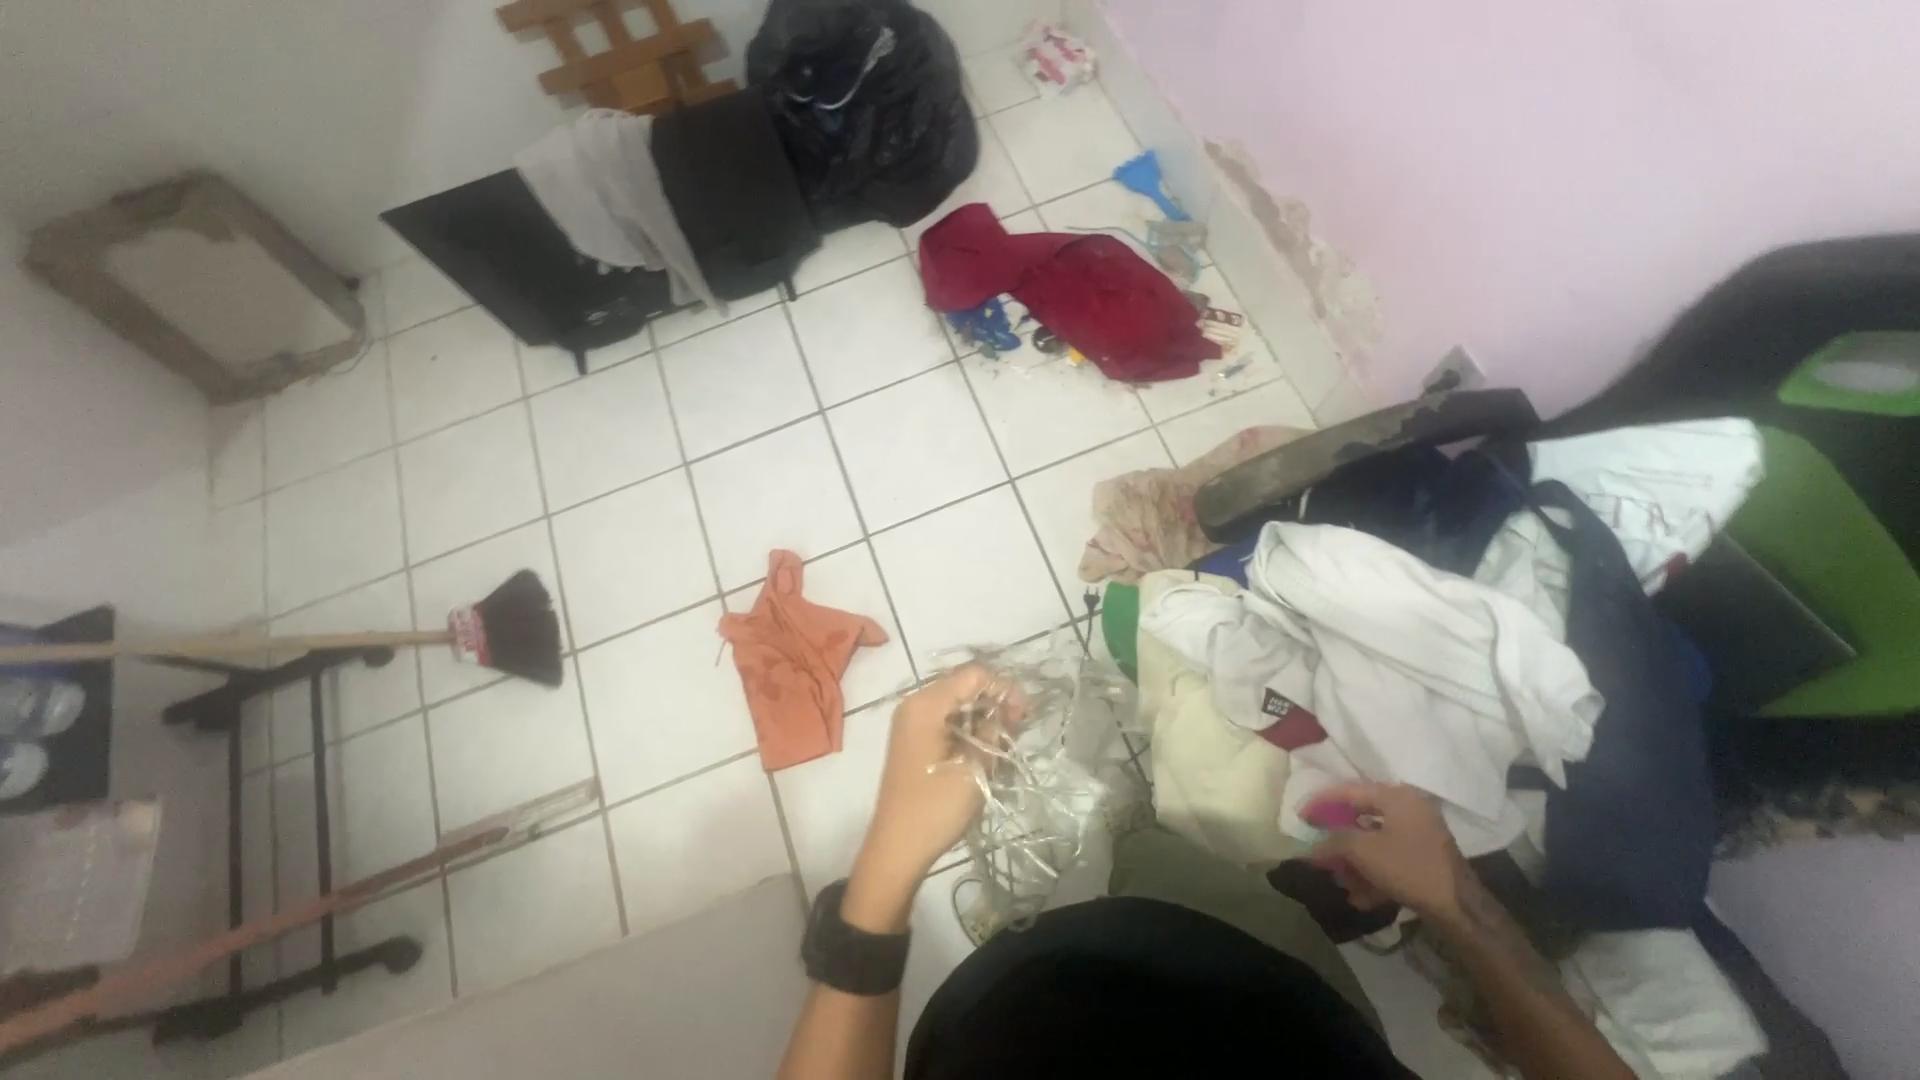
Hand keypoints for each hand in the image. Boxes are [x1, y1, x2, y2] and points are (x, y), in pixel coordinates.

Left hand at [842, 668, 1015, 931]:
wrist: (897, 848)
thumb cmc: (935, 807)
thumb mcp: (975, 767)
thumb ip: (996, 729)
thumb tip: (1014, 703)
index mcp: (925, 704)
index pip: (973, 675)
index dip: (1003, 688)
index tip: (1024, 714)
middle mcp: (914, 704)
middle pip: (964, 686)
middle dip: (994, 702)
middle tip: (1018, 730)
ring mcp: (911, 722)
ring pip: (957, 705)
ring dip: (982, 718)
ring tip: (1004, 744)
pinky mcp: (914, 740)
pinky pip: (946, 721)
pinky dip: (967, 729)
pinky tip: (984, 750)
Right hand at [1306, 782, 1470, 921]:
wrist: (1459, 908)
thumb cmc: (1408, 867)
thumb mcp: (1363, 851)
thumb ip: (1333, 841)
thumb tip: (1314, 846)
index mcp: (1396, 797)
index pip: (1349, 791)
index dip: (1321, 803)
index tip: (1301, 816)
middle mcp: (1409, 809)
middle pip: (1361, 818)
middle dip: (1339, 840)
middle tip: (1320, 851)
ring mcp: (1420, 834)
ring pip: (1374, 842)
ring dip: (1354, 861)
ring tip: (1340, 881)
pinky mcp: (1425, 857)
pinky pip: (1390, 858)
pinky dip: (1373, 873)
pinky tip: (1360, 897)